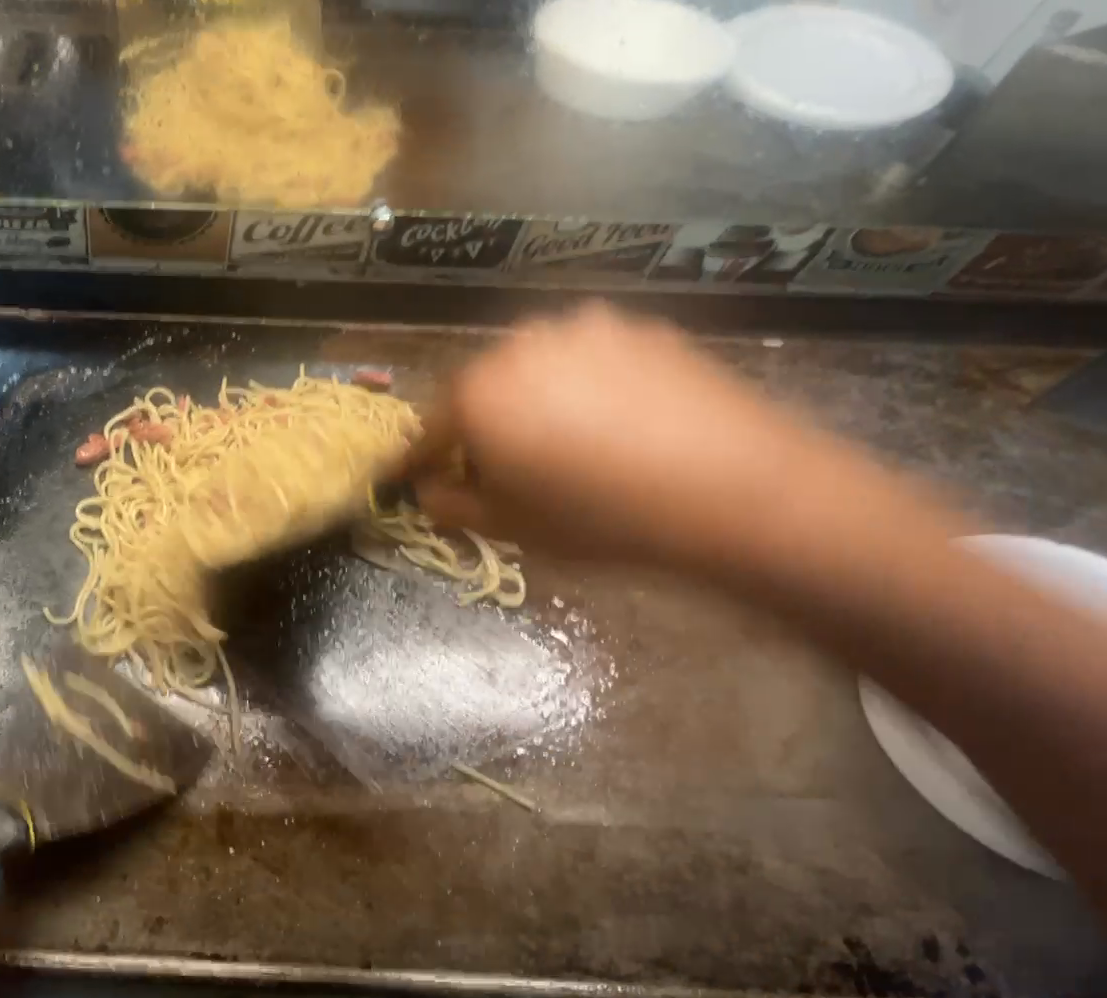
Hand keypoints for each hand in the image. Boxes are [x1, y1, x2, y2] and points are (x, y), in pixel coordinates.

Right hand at [406, 302, 910, 571]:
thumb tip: (428, 489)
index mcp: (478, 391)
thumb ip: (450, 504)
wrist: (738, 490)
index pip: (427, 430)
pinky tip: (613, 427)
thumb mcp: (510, 527)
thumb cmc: (601, 517)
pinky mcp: (643, 330)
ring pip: (536, 370)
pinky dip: (584, 389)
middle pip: (481, 390)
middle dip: (478, 428)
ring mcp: (586, 329)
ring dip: (531, 403)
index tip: (400, 480)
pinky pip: (589, 361)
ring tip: (560, 446)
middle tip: (492, 468)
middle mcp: (521, 344)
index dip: (413, 460)